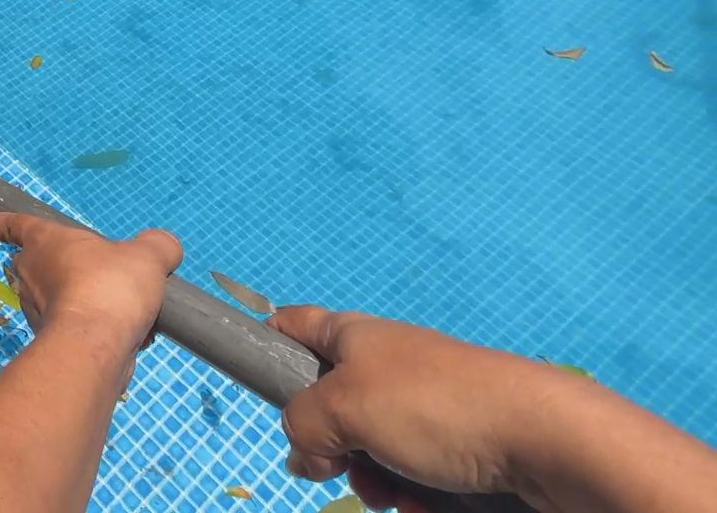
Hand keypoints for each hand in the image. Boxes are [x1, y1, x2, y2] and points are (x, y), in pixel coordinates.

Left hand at [0, 214, 180, 345]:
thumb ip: (156, 246)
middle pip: (35, 264)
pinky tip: (125, 338)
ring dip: (82, 302)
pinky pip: (72, 327)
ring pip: (56, 298)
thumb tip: (164, 245)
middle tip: (90, 273)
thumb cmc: (110, 285)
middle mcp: (30, 271)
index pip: (14, 224)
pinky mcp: (49, 339)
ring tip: (124, 312)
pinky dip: (94, 330)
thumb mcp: (145, 257)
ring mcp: (35, 307)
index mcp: (42, 240)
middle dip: (56, 268)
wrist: (96, 343)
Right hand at [267, 306, 575, 508]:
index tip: (263, 382)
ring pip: (381, 444)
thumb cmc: (429, 405)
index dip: (270, 344)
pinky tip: (430, 511)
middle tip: (339, 471)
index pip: (294, 324)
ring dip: (377, 477)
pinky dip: (422, 495)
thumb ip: (301, 426)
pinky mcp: (474, 443)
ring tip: (395, 500)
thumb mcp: (341, 408)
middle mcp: (389, 363)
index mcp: (353, 336)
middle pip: (337, 402)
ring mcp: (434, 404)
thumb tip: (302, 456)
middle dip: (333, 445)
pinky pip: (428, 471)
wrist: (555, 441)